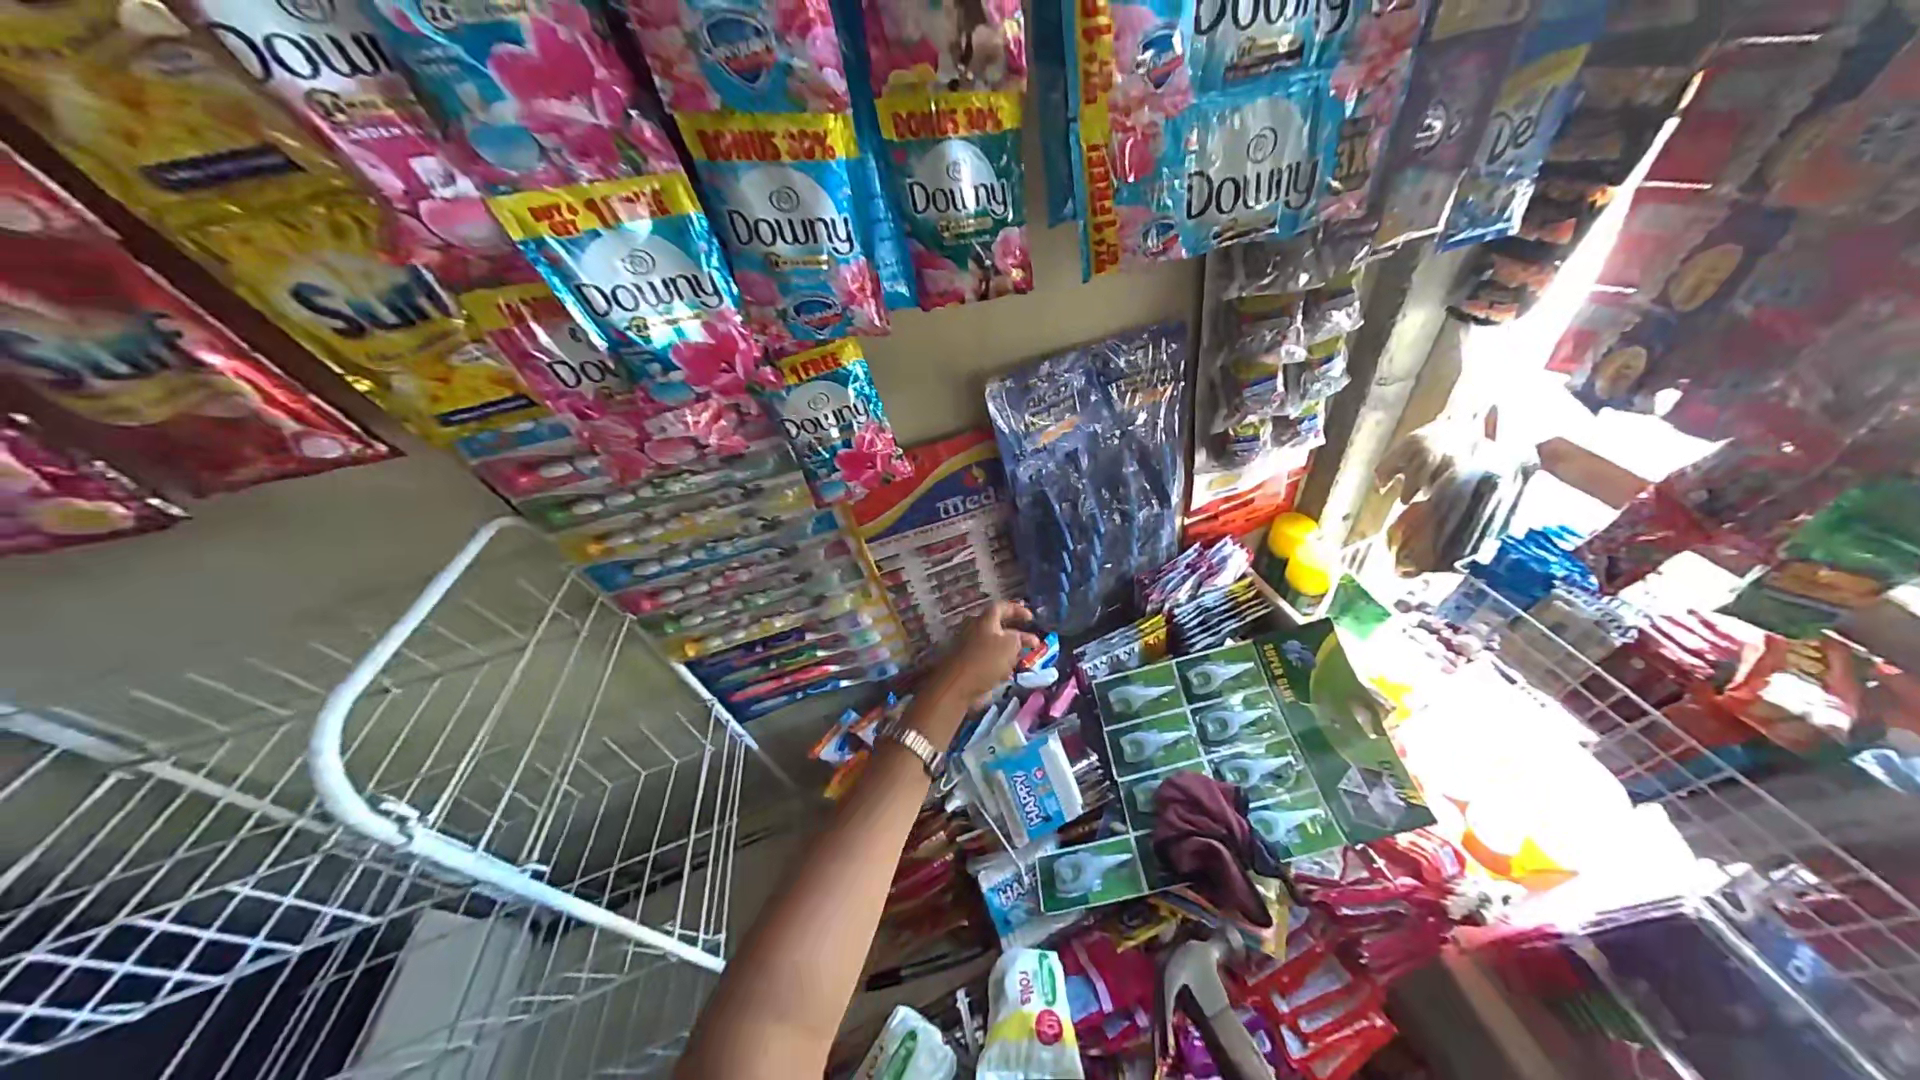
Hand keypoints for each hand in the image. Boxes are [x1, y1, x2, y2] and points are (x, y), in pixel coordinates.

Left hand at [924, 601, 1040, 712]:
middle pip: (998, 628)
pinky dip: (999, 664)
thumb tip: (1017, 637)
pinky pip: (988, 660)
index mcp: (984, 621)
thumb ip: (1018, 638)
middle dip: (1016, 635)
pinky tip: (1008, 674)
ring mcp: (969, 648)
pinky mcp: (968, 665)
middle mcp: (975, 630)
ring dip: (1009, 651)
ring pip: (994, 646)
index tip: (1031, 618)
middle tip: (1032, 643)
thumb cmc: (986, 661)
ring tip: (1023, 660)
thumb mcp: (1010, 645)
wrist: (957, 686)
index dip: (1017, 610)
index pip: (1001, 607)